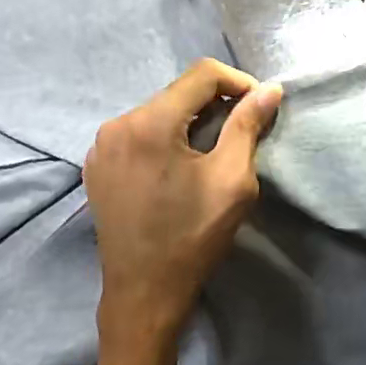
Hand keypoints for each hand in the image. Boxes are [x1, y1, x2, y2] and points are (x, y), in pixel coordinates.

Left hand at [85, 59, 282, 342]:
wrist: (144, 290)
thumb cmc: (194, 236)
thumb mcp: (233, 180)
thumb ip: (248, 126)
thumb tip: (269, 89)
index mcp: (150, 123)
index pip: (201, 74)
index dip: (238, 82)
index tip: (260, 106)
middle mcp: (117, 124)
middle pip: (177, 92)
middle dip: (214, 103)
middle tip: (241, 130)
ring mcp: (100, 145)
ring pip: (156, 112)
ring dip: (189, 121)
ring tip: (211, 151)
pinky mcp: (96, 165)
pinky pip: (137, 134)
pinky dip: (164, 138)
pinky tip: (178, 167)